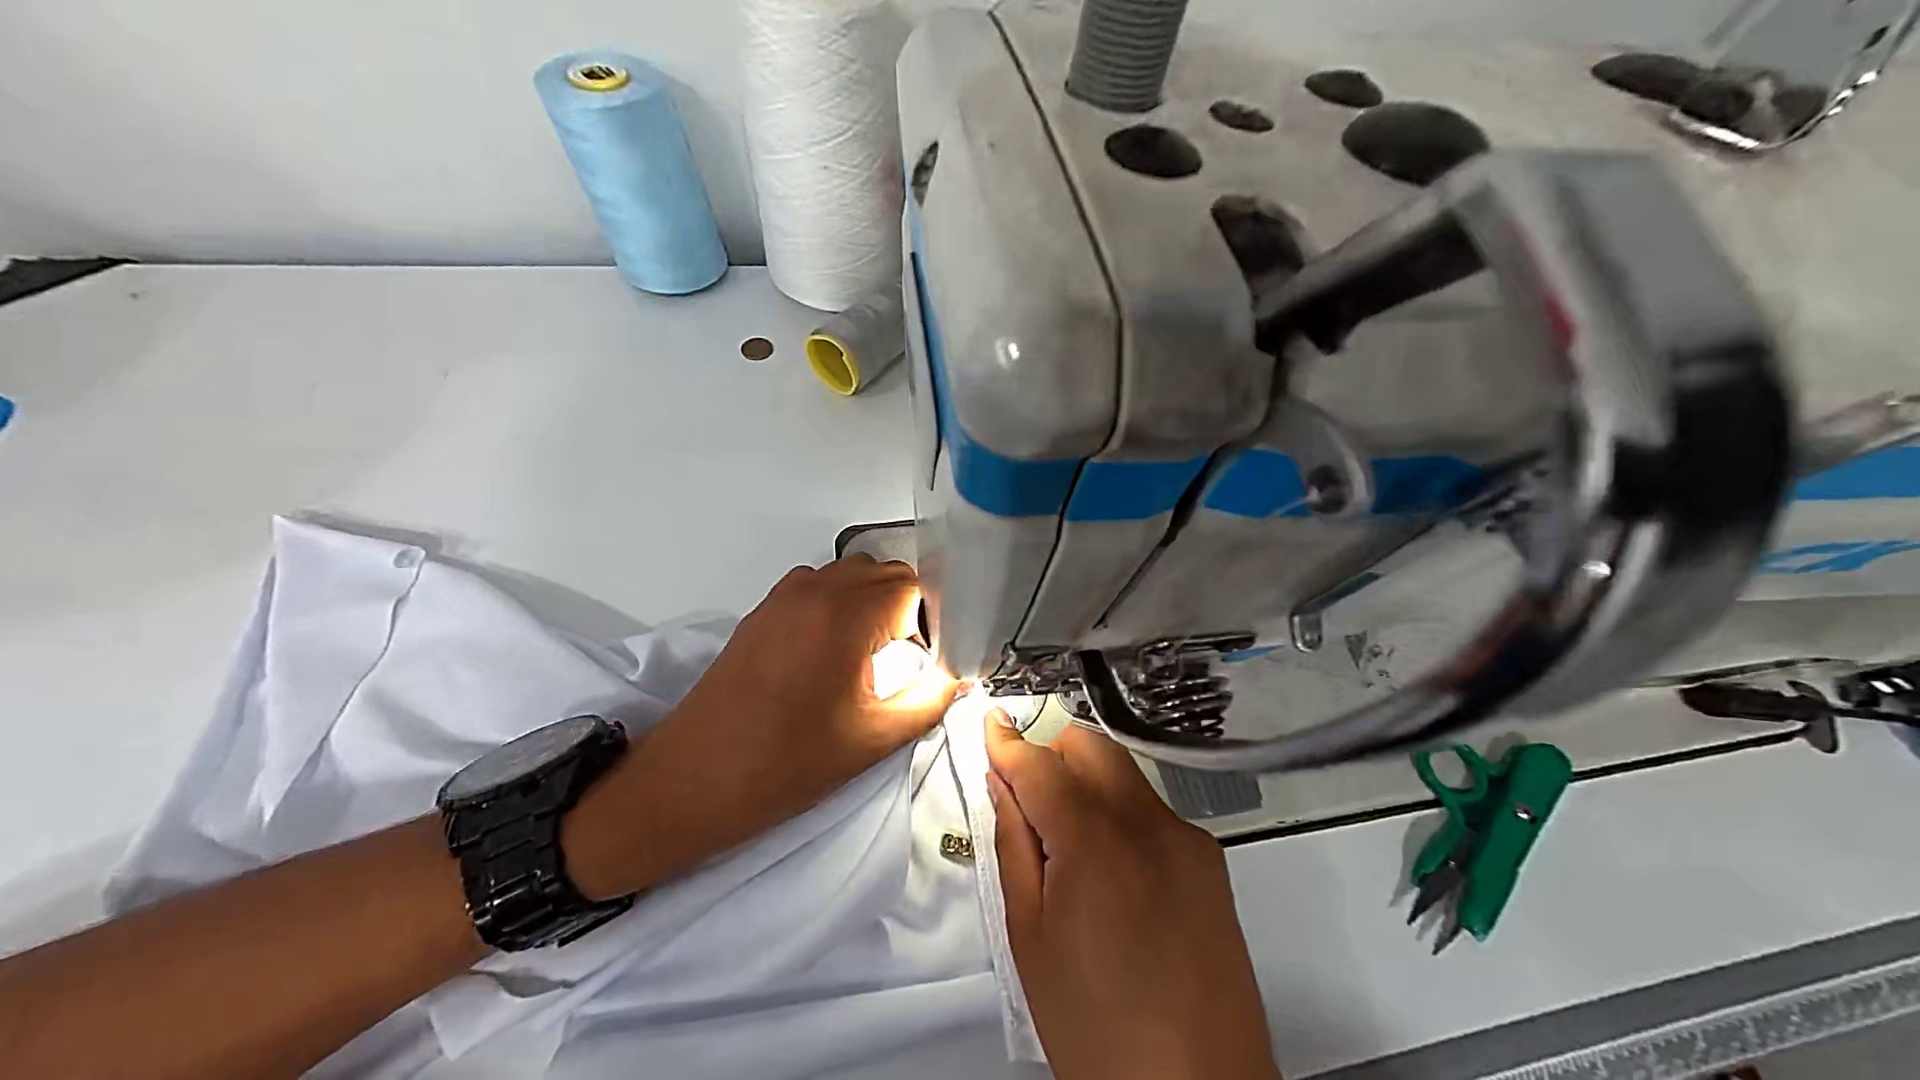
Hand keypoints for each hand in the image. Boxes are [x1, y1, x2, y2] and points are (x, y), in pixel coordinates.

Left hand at [565, 556, 959, 899]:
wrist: (692, 780)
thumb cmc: (782, 765)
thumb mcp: (872, 739)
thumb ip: (928, 700)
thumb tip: (954, 677)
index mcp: (844, 616)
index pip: (913, 587)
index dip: (933, 620)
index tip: (932, 657)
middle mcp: (813, 591)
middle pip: (883, 573)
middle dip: (908, 608)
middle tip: (908, 660)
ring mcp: (783, 597)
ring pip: (850, 574)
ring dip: (873, 603)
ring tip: (871, 657)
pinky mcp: (763, 611)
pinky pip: (818, 587)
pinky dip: (840, 605)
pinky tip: (834, 656)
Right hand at [986, 716, 1282, 1079]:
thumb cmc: (1105, 1031)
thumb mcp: (1030, 934)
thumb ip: (1013, 844)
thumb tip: (1004, 789)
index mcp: (1094, 840)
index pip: (1039, 762)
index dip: (1007, 741)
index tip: (993, 728)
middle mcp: (1147, 825)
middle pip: (1089, 747)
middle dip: (1050, 755)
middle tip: (1025, 795)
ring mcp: (1185, 840)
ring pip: (1121, 773)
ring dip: (1085, 784)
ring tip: (1065, 844)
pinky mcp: (1209, 862)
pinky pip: (1152, 810)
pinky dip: (1119, 814)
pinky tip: (1109, 870)